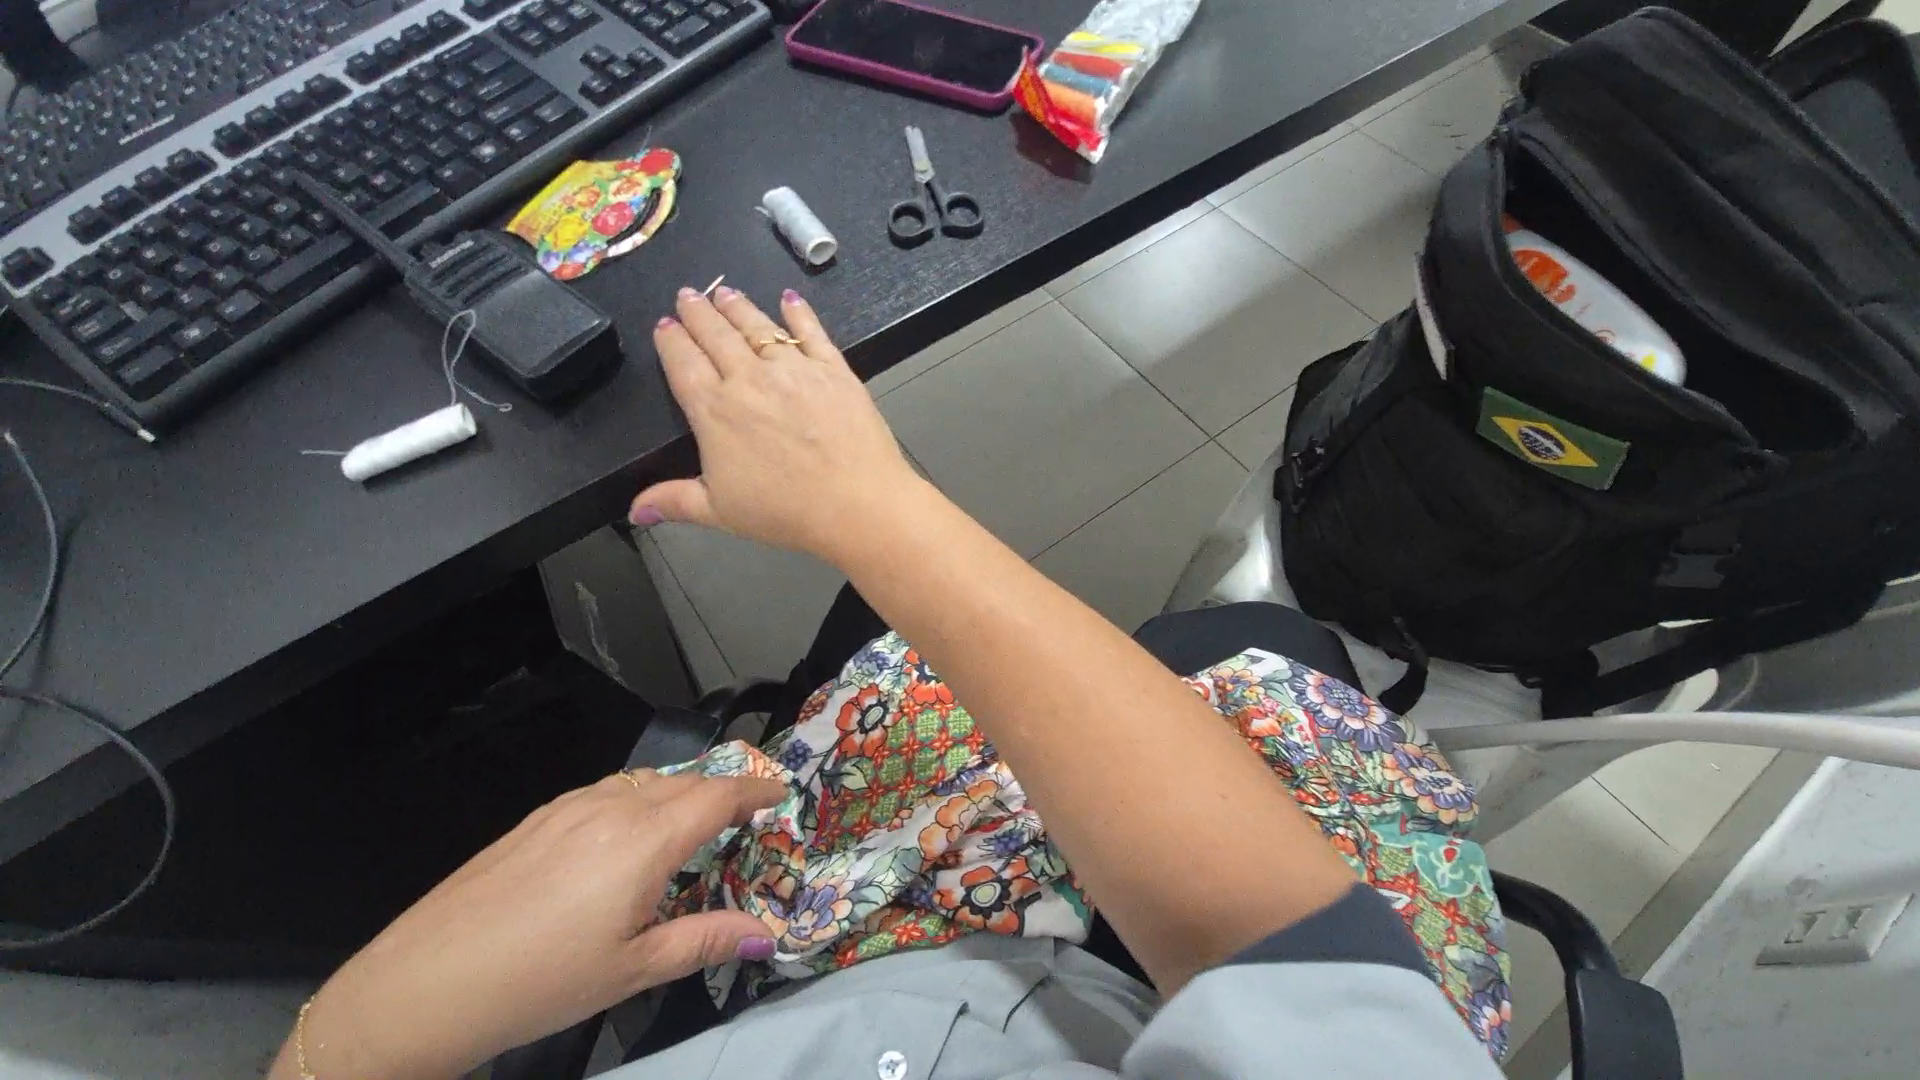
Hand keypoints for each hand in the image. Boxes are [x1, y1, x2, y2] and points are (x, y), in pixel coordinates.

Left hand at [271, 771, 786, 1079]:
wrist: (421, 986)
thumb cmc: (540, 983)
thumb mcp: (632, 970)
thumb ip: (706, 940)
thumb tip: (768, 933)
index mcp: (644, 840)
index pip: (717, 795)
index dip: (755, 790)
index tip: (781, 793)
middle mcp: (613, 806)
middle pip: (686, 781)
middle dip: (723, 790)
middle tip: (745, 815)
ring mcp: (571, 806)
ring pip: (646, 780)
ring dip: (681, 791)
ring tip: (692, 822)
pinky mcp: (539, 816)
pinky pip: (608, 789)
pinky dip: (640, 796)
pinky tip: (628, 833)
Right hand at [629, 286, 924, 562]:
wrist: (856, 503)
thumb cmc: (785, 511)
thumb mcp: (721, 512)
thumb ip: (674, 501)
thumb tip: (635, 511)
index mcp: (715, 411)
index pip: (684, 364)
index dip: (672, 341)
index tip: (665, 324)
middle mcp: (750, 379)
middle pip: (717, 336)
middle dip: (699, 313)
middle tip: (688, 294)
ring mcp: (794, 370)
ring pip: (759, 327)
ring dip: (738, 307)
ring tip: (724, 292)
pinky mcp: (834, 369)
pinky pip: (812, 332)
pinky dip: (798, 313)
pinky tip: (789, 299)